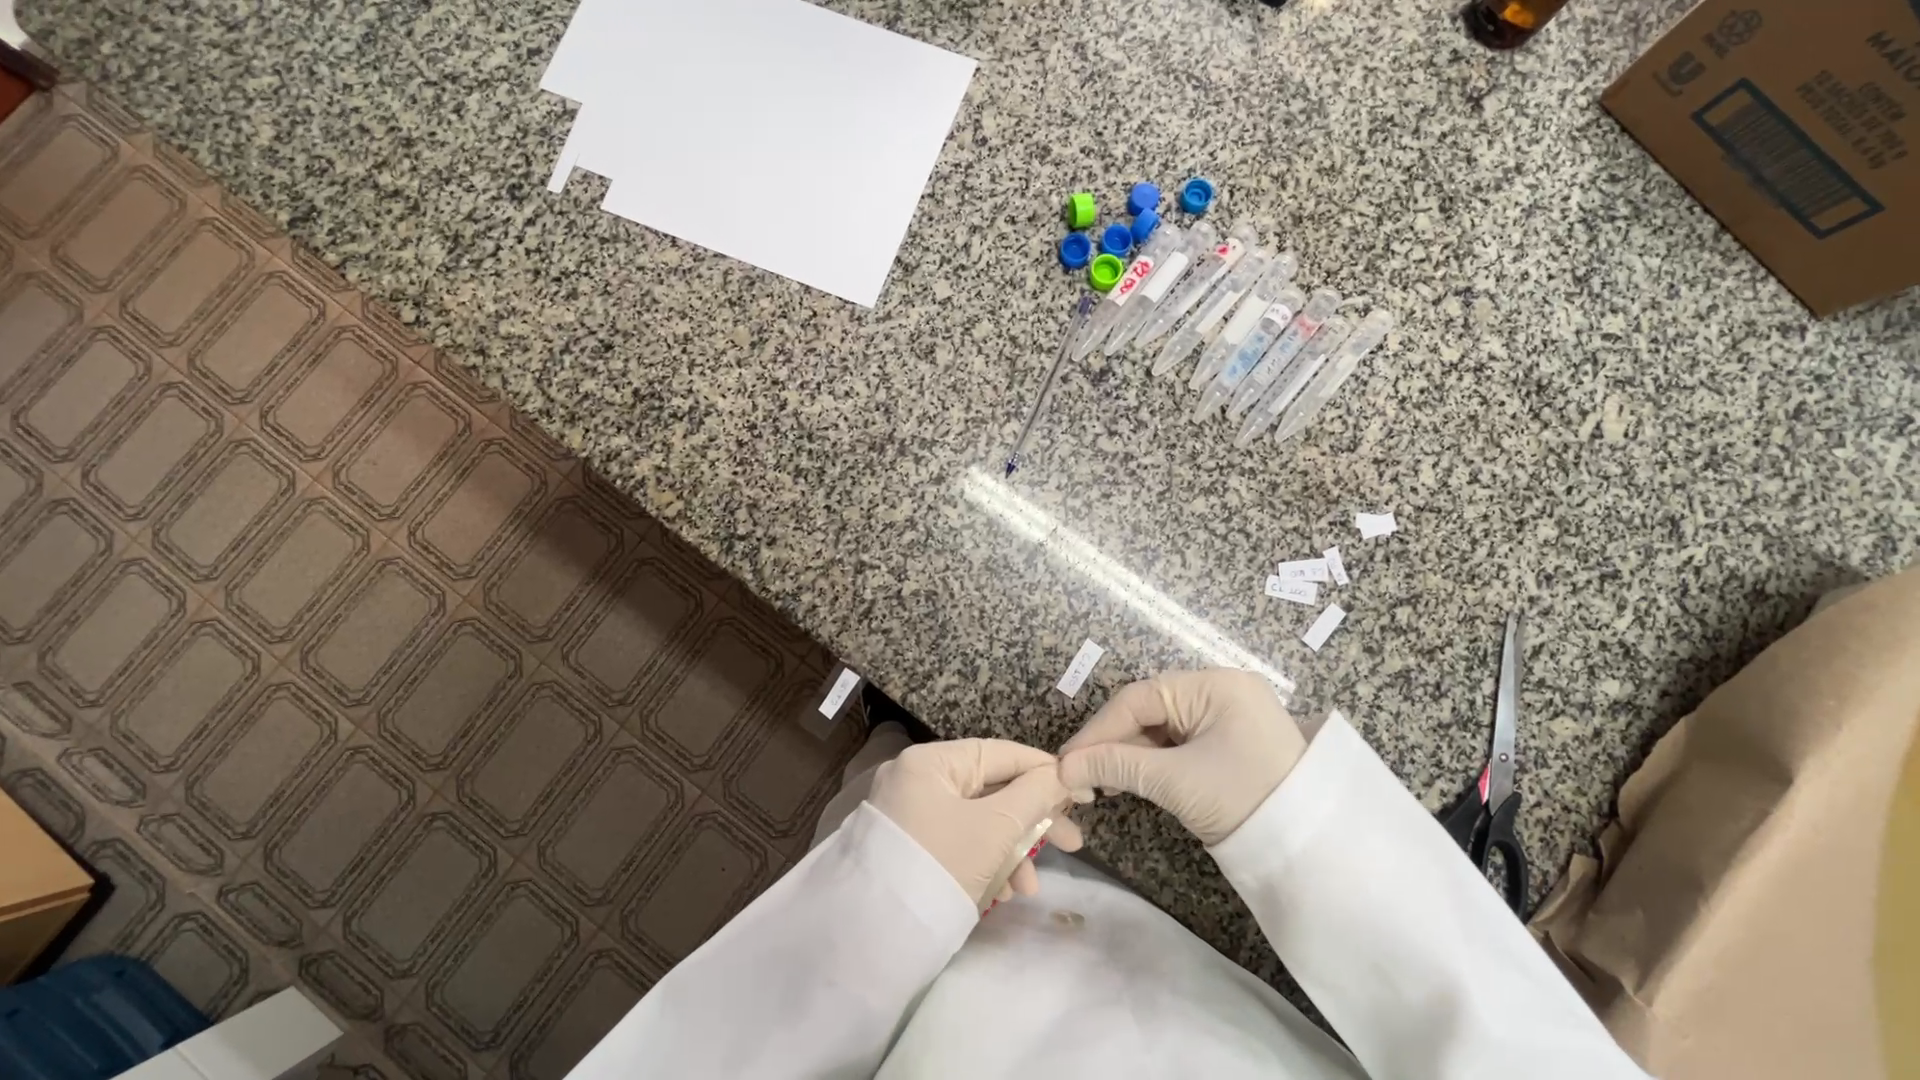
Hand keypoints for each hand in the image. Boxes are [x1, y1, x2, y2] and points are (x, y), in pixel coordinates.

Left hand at [868, 739, 1083, 909]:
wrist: (871, 935)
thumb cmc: (940, 865)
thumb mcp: (994, 829)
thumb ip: (1034, 796)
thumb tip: (1061, 774)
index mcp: (930, 762)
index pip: (1000, 753)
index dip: (1044, 772)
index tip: (1081, 792)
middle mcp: (915, 779)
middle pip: (990, 790)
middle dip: (1031, 823)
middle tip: (1073, 846)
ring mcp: (908, 814)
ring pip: (976, 821)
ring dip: (1010, 852)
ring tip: (1027, 889)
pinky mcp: (906, 848)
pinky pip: (956, 843)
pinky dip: (982, 863)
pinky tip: (1000, 895)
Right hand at [1059, 670, 1305, 845]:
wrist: (1318, 849)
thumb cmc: (1245, 800)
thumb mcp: (1176, 781)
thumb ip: (1116, 766)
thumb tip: (1064, 768)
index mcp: (1215, 685)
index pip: (1139, 698)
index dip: (1098, 730)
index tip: (1066, 762)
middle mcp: (1223, 692)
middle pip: (1149, 711)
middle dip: (1113, 744)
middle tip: (1082, 779)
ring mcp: (1230, 718)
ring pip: (1163, 729)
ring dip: (1131, 756)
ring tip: (1103, 785)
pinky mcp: (1234, 745)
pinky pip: (1182, 744)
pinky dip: (1155, 763)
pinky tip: (1132, 782)